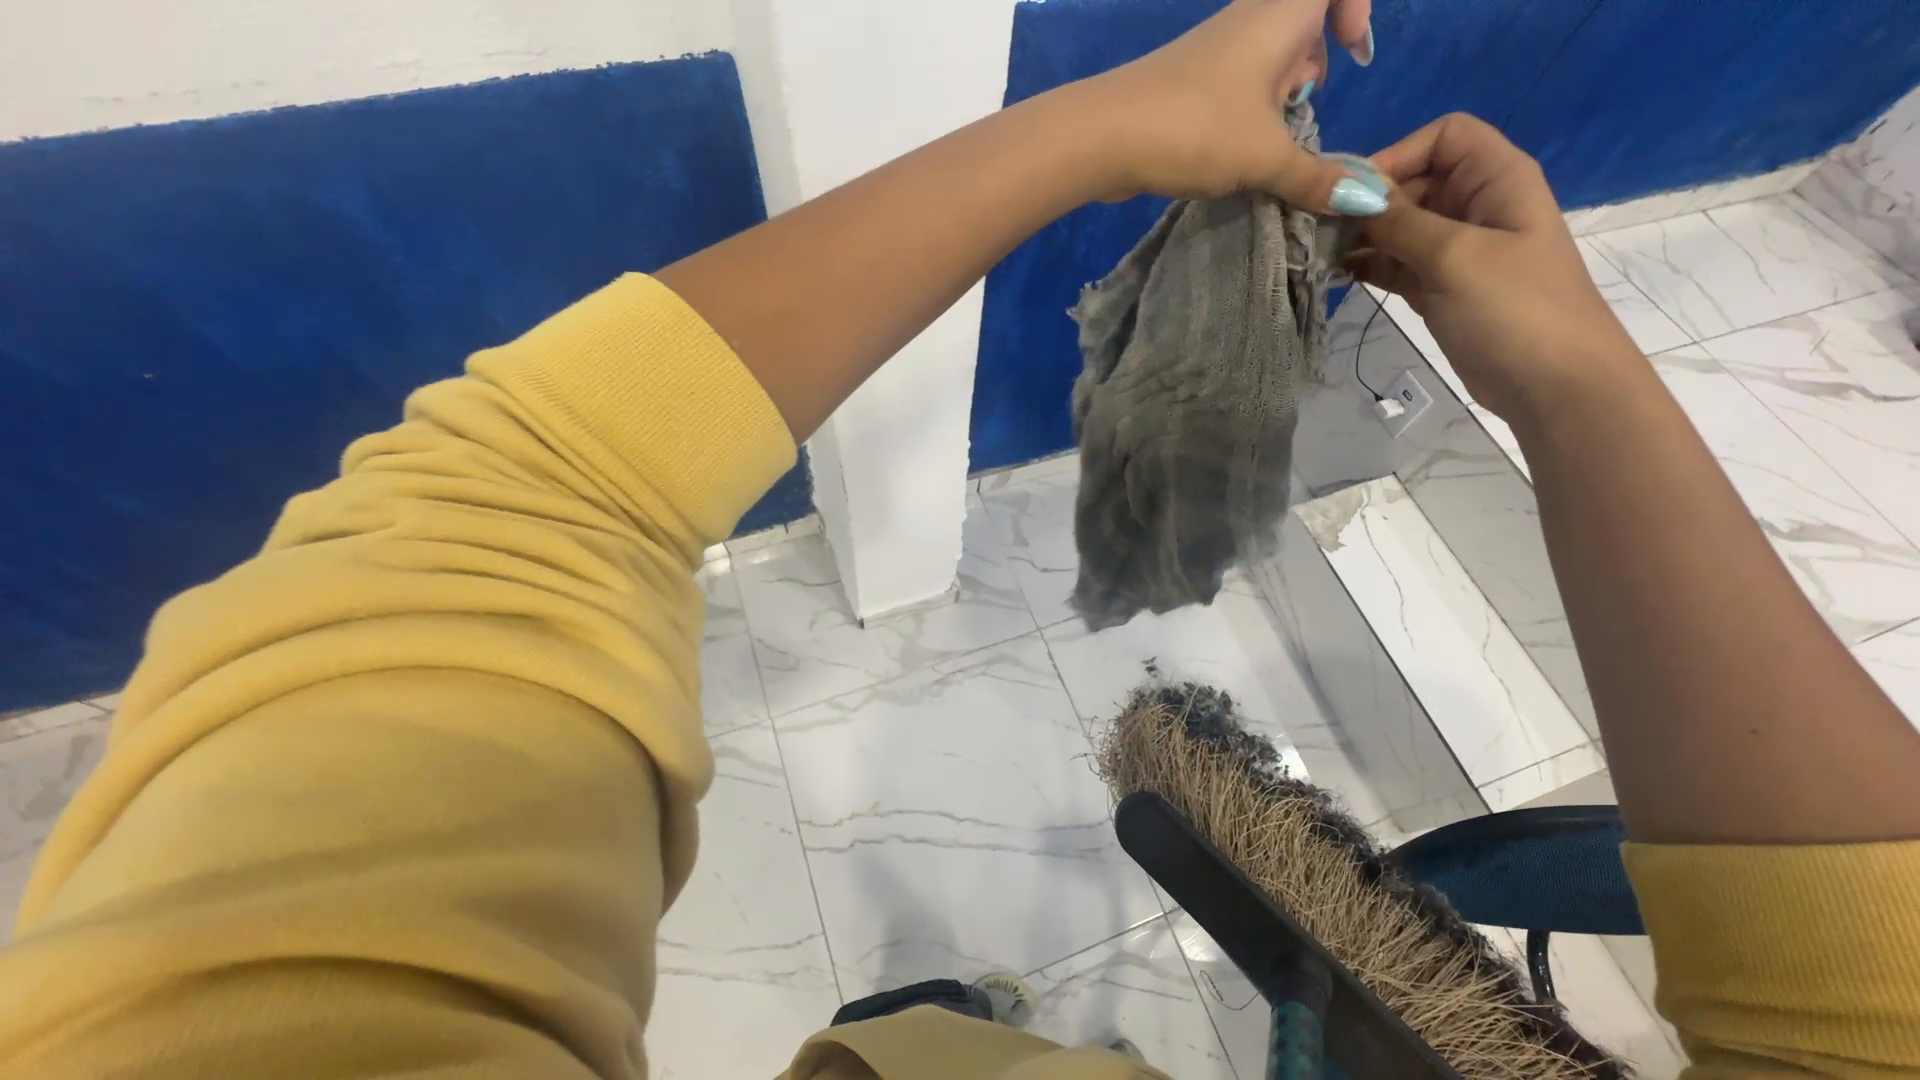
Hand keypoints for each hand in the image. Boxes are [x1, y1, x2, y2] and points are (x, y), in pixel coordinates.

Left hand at [1085, 0, 1382, 213]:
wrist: (1102, 137)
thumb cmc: (1196, 129)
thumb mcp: (1265, 157)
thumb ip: (1315, 177)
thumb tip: (1367, 200)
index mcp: (1278, 14)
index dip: (1356, 8)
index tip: (1353, 56)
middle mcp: (1246, 23)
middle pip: (1300, 24)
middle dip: (1314, 65)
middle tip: (1300, 109)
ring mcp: (1210, 54)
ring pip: (1264, 61)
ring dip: (1276, 99)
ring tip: (1264, 140)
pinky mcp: (1183, 85)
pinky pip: (1232, 87)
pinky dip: (1244, 115)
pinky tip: (1231, 155)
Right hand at [1345, 113, 1641, 421]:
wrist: (1553, 384)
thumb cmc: (1515, 309)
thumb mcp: (1456, 256)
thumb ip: (1399, 222)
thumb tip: (1347, 196)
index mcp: (1496, 179)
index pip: (1442, 137)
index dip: (1397, 155)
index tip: (1352, 194)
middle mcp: (1474, 205)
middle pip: (1411, 181)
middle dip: (1366, 201)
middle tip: (1319, 231)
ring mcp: (1454, 249)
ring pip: (1396, 226)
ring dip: (1358, 237)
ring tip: (1317, 255)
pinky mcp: (1437, 287)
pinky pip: (1393, 263)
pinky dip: (1365, 266)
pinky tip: (1333, 275)